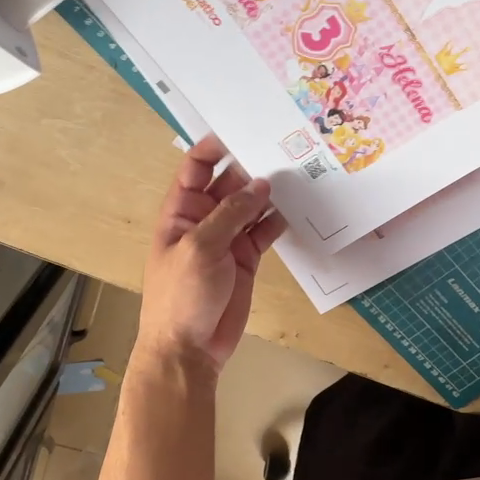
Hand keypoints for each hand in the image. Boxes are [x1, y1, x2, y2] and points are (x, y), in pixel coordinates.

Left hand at [135, 135, 286, 374]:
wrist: (189, 348)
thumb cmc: (181, 295)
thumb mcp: (200, 248)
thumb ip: (230, 214)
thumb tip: (260, 186)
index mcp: (181, 211)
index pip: (196, 168)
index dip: (215, 147)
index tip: (243, 130)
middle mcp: (205, 219)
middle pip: (229, 182)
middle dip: (252, 167)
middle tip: (284, 149)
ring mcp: (227, 239)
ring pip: (251, 205)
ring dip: (270, 193)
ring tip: (299, 174)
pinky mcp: (247, 259)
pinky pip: (264, 231)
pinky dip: (279, 220)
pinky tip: (299, 207)